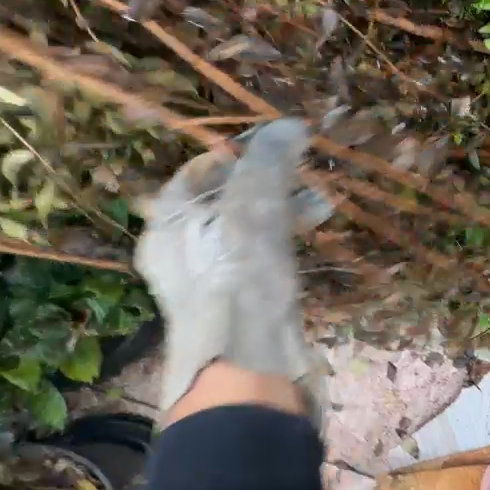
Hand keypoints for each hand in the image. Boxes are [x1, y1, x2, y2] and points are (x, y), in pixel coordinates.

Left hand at [135, 119, 324, 411]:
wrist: (247, 365)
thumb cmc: (239, 279)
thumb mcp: (252, 209)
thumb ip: (268, 163)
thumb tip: (291, 124)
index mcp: (168, 226)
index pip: (196, 173)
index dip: (237, 153)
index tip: (279, 143)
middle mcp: (181, 252)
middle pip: (223, 200)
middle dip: (267, 181)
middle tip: (307, 171)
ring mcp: (210, 281)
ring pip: (246, 230)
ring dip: (282, 210)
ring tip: (322, 205)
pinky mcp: (241, 304)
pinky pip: (261, 258)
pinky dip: (286, 241)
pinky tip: (313, 242)